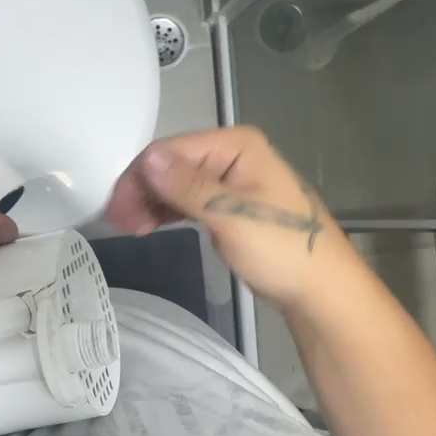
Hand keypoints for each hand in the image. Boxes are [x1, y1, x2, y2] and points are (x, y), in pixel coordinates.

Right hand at [104, 126, 346, 309]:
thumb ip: (188, 187)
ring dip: (151, 203)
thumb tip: (147, 159)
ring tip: (131, 229)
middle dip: (141, 190)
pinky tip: (150, 226)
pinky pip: (187, 201)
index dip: (139, 177)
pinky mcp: (227, 207)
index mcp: (236, 146)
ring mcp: (230, 182)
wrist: (319, 289)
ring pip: (176, 184)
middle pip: (171, 165)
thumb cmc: (282, 250)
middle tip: (119, 224)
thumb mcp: (231, 216)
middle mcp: (232, 156)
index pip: (171, 151)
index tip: (115, 210)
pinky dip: (167, 212)